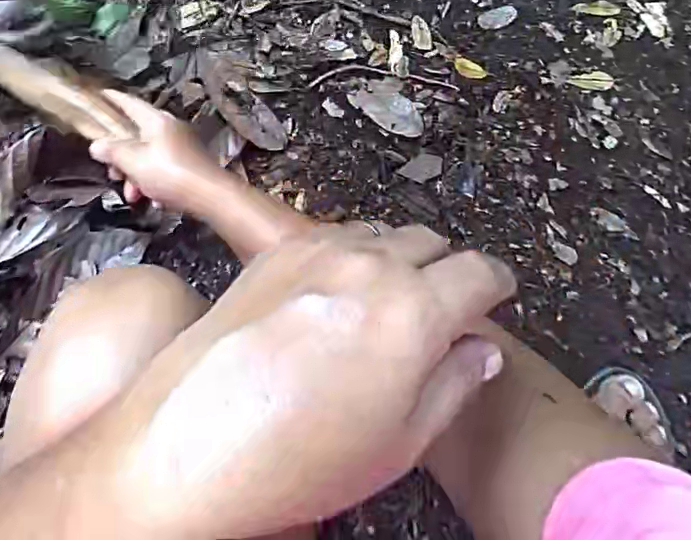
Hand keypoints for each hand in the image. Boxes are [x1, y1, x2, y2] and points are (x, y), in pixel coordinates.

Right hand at [88, 91, 235, 213]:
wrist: (210, 195)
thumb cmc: (169, 173)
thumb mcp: (134, 162)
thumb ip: (113, 151)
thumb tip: (98, 144)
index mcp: (157, 121)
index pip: (131, 103)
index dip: (115, 99)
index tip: (103, 92)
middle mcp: (171, 128)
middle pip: (137, 136)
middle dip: (121, 159)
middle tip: (114, 175)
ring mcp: (182, 146)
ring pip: (148, 158)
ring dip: (136, 177)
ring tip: (134, 196)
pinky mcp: (190, 165)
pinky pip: (163, 171)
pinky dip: (154, 184)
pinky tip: (155, 200)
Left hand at [90, 225, 516, 538]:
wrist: (193, 438)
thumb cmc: (303, 456)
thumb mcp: (401, 441)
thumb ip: (453, 382)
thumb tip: (482, 349)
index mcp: (414, 310)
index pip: (478, 271)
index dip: (495, 281)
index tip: (496, 292)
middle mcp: (372, 263)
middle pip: (431, 241)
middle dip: (446, 268)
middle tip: (441, 305)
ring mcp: (322, 248)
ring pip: (383, 233)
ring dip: (399, 256)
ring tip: (387, 299)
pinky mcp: (280, 247)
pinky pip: (336, 234)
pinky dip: (355, 253)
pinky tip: (338, 292)